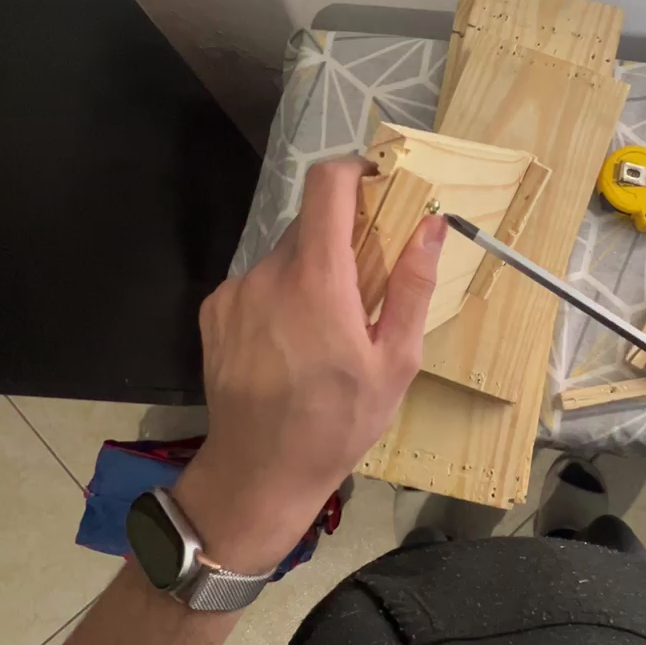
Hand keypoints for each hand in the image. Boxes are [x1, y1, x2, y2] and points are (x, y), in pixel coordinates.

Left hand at [172, 157, 443, 574]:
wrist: (258, 473)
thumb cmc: (340, 422)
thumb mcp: (396, 363)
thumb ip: (412, 287)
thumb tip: (431, 225)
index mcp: (318, 280)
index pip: (327, 185)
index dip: (355, 171)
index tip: (379, 188)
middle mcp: (268, 273)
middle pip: (310, 223)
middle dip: (344, 238)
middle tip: (367, 283)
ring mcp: (234, 292)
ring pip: (285, 256)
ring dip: (313, 272)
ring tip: (326, 328)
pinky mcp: (214, 311)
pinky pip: (258, 282)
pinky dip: (281, 295)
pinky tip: (290, 343)